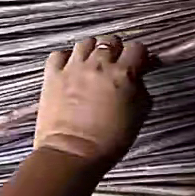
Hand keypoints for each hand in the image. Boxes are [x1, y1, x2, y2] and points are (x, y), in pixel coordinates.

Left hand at [33, 35, 150, 166]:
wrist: (73, 154)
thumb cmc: (109, 140)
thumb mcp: (138, 115)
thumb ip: (141, 90)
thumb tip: (139, 78)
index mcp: (123, 74)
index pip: (137, 48)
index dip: (139, 55)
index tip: (138, 64)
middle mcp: (98, 66)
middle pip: (110, 41)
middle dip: (116, 50)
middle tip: (115, 65)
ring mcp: (73, 69)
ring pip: (85, 43)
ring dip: (92, 51)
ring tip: (92, 65)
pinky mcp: (53, 76)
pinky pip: (59, 54)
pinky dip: (66, 58)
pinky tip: (71, 69)